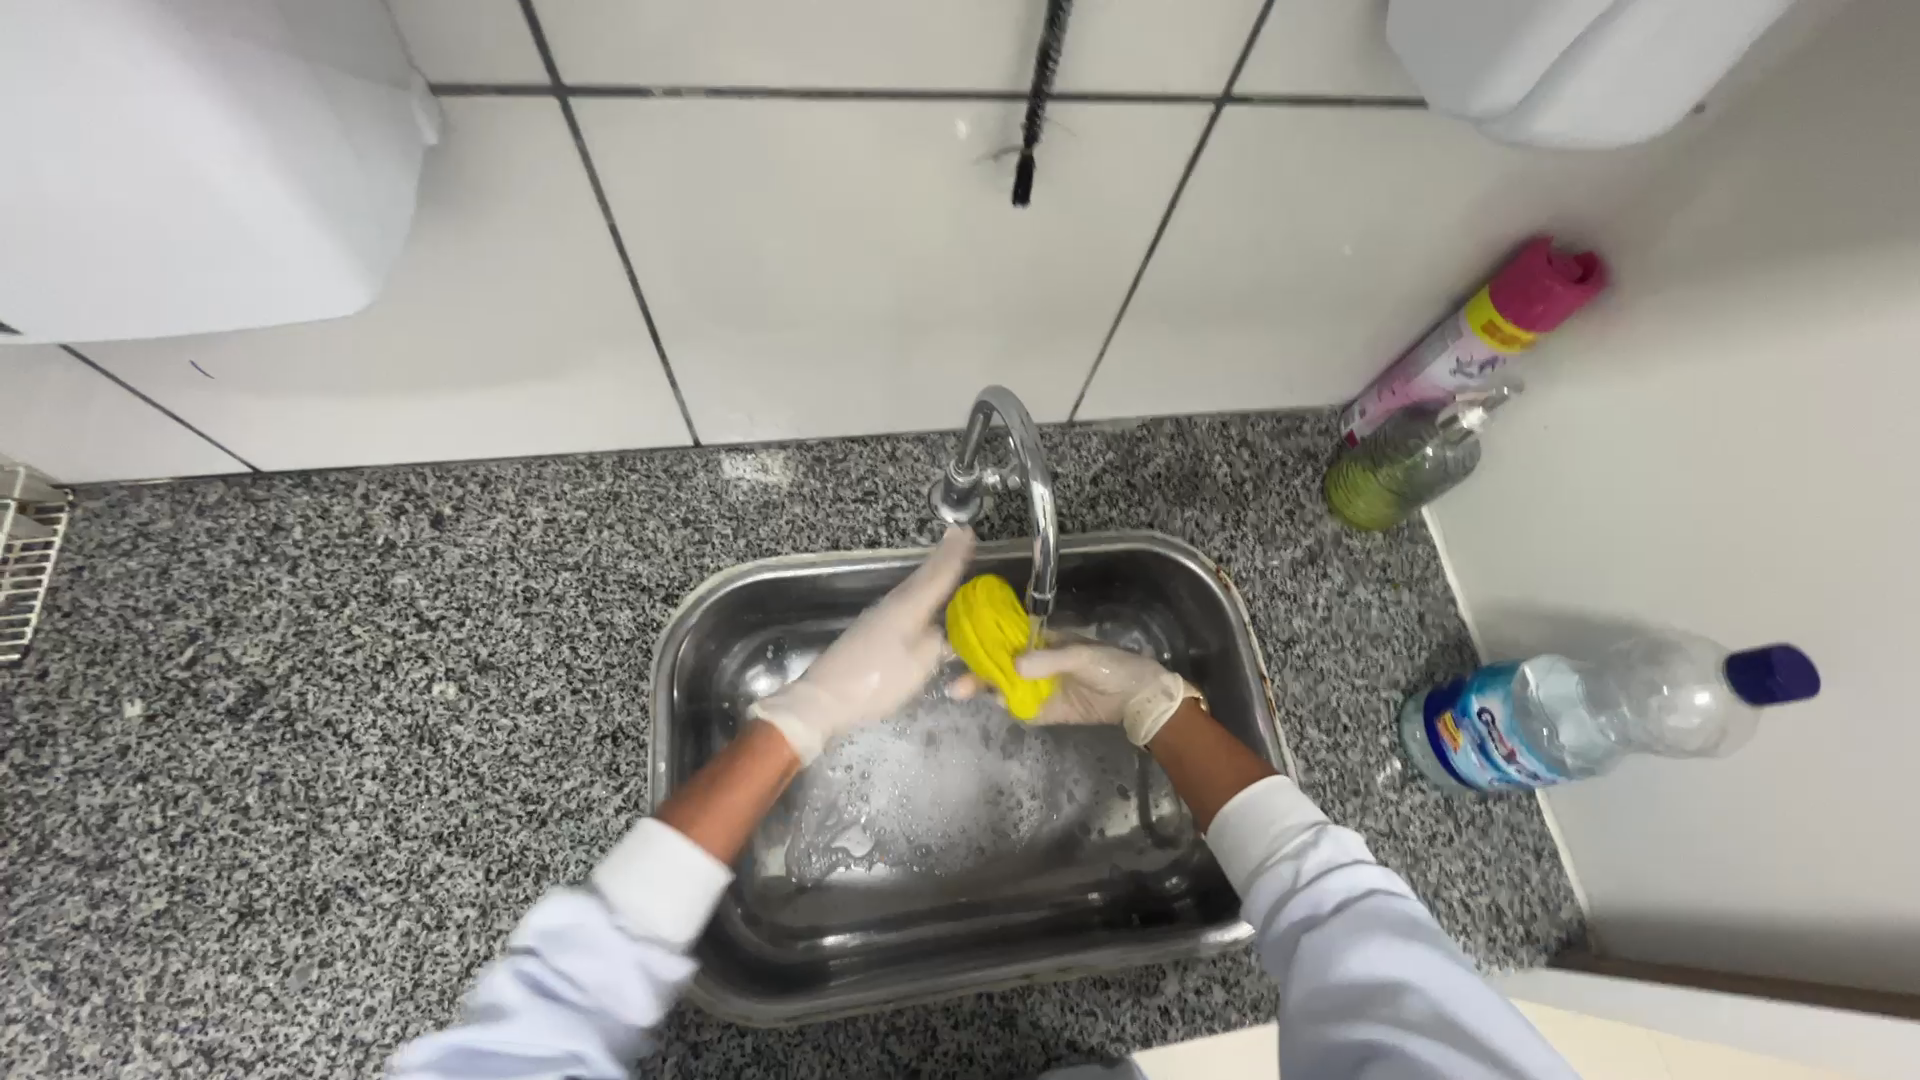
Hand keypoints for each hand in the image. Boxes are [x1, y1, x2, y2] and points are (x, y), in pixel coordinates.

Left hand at [750, 526, 974, 763]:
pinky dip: (920, 591)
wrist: (824, 698)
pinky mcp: (872, 630)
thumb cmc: (875, 682)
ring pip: (914, 587)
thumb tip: (945, 631)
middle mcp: (894, 604)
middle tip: (960, 536)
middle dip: (944, 557)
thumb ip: (937, 644)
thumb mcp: (918, 666)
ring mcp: (880, 616)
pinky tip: (924, 598)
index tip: (968, 532)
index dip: (955, 555)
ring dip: (932, 572)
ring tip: (947, 560)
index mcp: (908, 608)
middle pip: (924, 576)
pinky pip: (906, 601)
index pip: (938, 575)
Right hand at [955, 640, 1199, 747]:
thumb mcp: (1082, 656)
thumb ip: (1049, 660)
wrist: (1139, 698)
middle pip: (1000, 668)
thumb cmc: (1111, 665)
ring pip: (1006, 689)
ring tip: (965, 693)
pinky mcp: (1048, 711)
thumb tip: (1013, 666)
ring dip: (988, 691)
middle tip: (955, 686)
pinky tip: (1000, 705)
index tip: (962, 648)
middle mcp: (1036, 663)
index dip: (984, 644)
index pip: (1007, 640)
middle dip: (977, 674)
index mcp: (1043, 642)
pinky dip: (1011, 709)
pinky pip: (1023, 710)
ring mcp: (1040, 688)